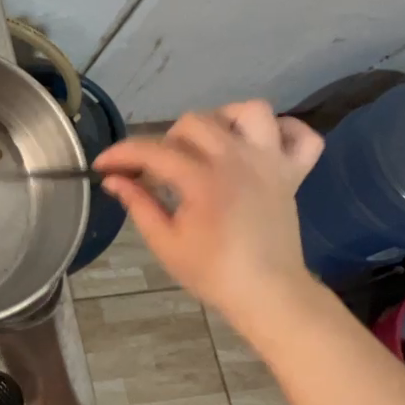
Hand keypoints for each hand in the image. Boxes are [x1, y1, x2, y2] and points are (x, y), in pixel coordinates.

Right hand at [95, 101, 324, 321]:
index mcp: (203, 180)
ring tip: (209, 146)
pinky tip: (260, 148)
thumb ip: (138, 204)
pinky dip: (281, 132)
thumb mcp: (164, 242)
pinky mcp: (294, 173)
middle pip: (195, 122)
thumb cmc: (213, 272)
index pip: (152, 151)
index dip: (121, 154)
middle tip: (159, 170)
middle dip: (166, 140)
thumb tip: (114, 180)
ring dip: (224, 121)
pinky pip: (300, 135)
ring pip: (250, 112)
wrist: (268, 293)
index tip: (103, 166)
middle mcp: (238, 160)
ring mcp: (271, 162)